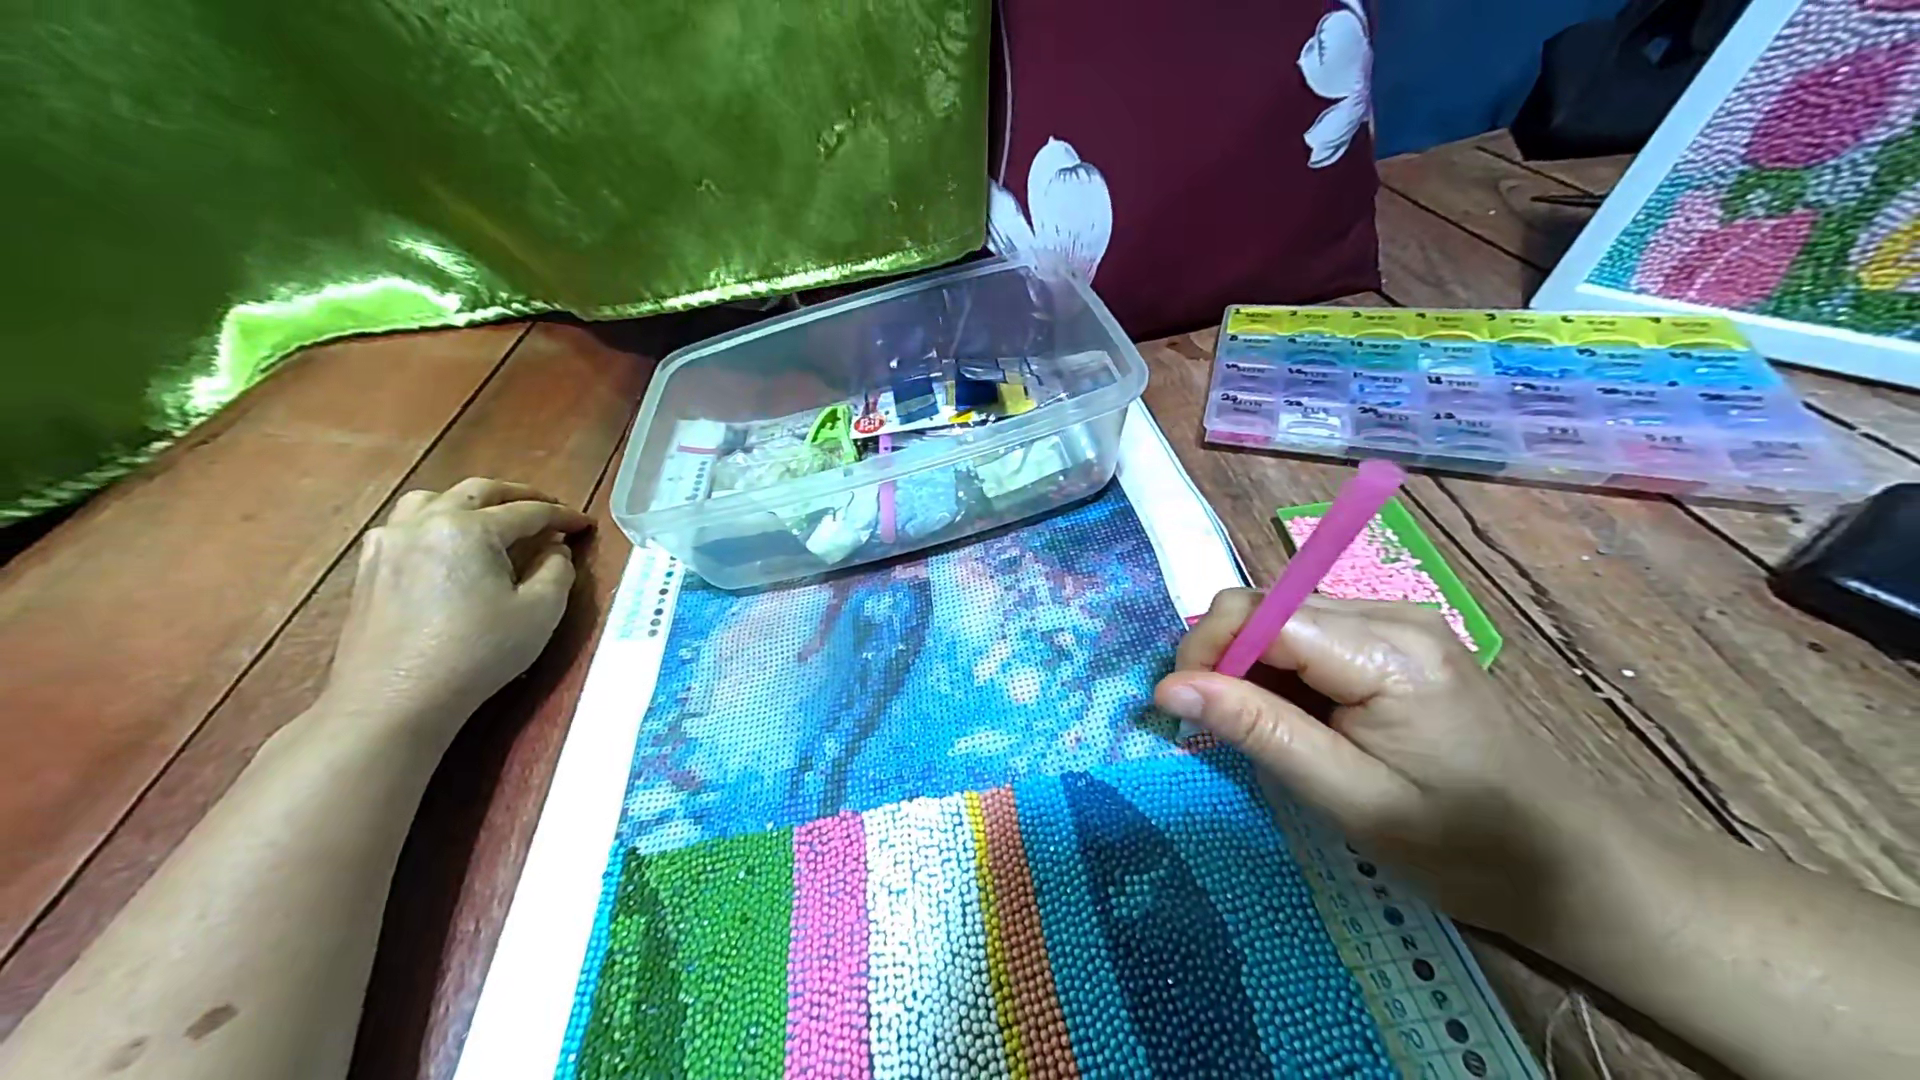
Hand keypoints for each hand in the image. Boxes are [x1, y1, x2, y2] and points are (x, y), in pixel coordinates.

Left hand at [321, 478, 591, 736]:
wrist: (395, 700)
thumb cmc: (477, 653)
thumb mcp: (540, 611)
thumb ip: (557, 570)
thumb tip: (554, 549)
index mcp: (469, 529)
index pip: (528, 512)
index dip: (563, 516)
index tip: (585, 524)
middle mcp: (425, 523)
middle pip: (478, 491)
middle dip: (520, 497)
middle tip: (550, 510)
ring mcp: (389, 542)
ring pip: (434, 499)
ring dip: (473, 501)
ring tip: (496, 518)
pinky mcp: (370, 566)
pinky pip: (407, 524)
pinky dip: (438, 520)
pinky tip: (452, 544)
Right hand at [1154, 591, 1608, 941]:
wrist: (1572, 864)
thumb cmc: (1462, 844)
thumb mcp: (1347, 796)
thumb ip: (1257, 730)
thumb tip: (1169, 688)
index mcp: (1387, 650)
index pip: (1260, 613)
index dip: (1205, 649)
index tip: (1179, 706)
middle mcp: (1390, 614)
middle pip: (1266, 605)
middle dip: (1220, 656)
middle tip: (1210, 721)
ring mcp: (1396, 620)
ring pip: (1280, 617)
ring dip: (1246, 665)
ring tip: (1250, 725)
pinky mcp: (1394, 637)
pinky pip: (1306, 634)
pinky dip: (1276, 669)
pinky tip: (1288, 714)